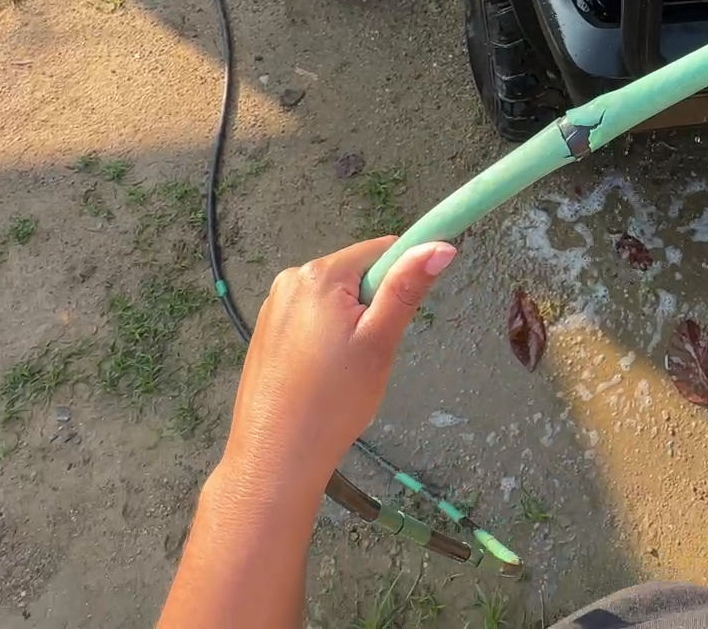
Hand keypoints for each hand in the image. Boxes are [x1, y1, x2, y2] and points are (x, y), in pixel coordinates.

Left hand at [216, 237, 455, 511]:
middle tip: (372, 352)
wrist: (275, 461)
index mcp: (319, 275)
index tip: (398, 318)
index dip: (401, 279)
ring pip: (338, 298)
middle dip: (375, 306)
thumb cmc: (333, 401)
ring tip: (348, 368)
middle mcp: (291, 280)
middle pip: (358, 275)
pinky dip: (330, 337)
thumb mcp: (380, 340)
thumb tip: (440, 246)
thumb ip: (407, 287)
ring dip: (354, 323)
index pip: (381, 250)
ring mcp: (274, 307)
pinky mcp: (267, 332)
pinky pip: (314, 317)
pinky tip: (326, 374)